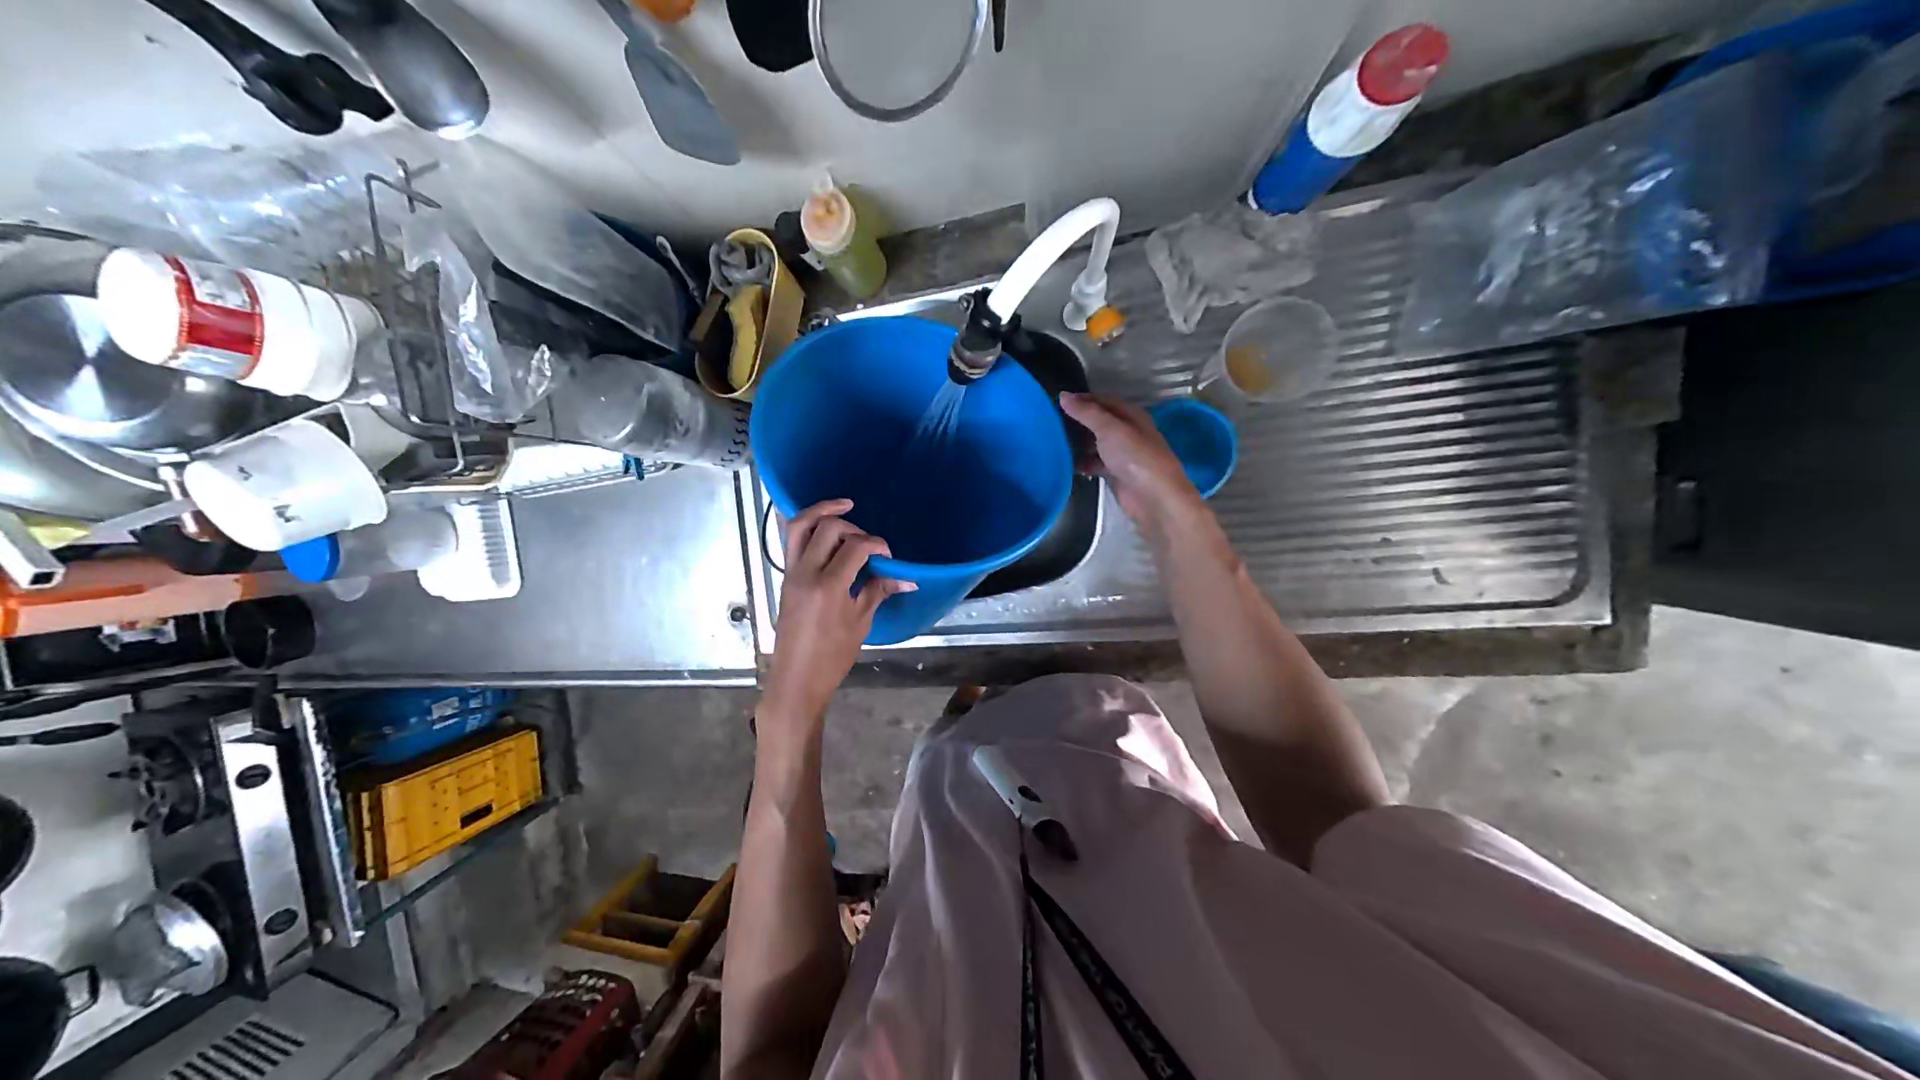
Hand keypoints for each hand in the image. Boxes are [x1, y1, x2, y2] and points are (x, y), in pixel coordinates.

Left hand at [761, 499, 914, 730]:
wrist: (796, 678)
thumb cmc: (832, 656)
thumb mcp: (861, 622)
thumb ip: (879, 590)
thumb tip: (907, 578)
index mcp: (828, 585)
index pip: (855, 546)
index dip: (876, 544)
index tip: (888, 555)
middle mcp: (806, 572)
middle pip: (827, 527)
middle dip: (853, 527)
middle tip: (867, 543)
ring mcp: (791, 572)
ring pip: (801, 525)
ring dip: (823, 512)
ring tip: (845, 506)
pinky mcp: (786, 576)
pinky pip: (792, 540)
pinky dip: (808, 527)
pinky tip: (826, 527)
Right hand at [1059, 392, 1209, 542]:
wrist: (1154, 497)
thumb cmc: (1134, 456)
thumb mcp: (1109, 428)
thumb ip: (1086, 412)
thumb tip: (1064, 395)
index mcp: (1131, 415)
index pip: (1103, 401)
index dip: (1082, 399)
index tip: (1057, 402)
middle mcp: (1127, 432)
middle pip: (1099, 422)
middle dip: (1077, 421)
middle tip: (1051, 422)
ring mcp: (1122, 454)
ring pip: (1095, 443)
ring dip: (1078, 443)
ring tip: (1054, 442)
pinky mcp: (1116, 474)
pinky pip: (1095, 463)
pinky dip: (1082, 463)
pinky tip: (1066, 464)